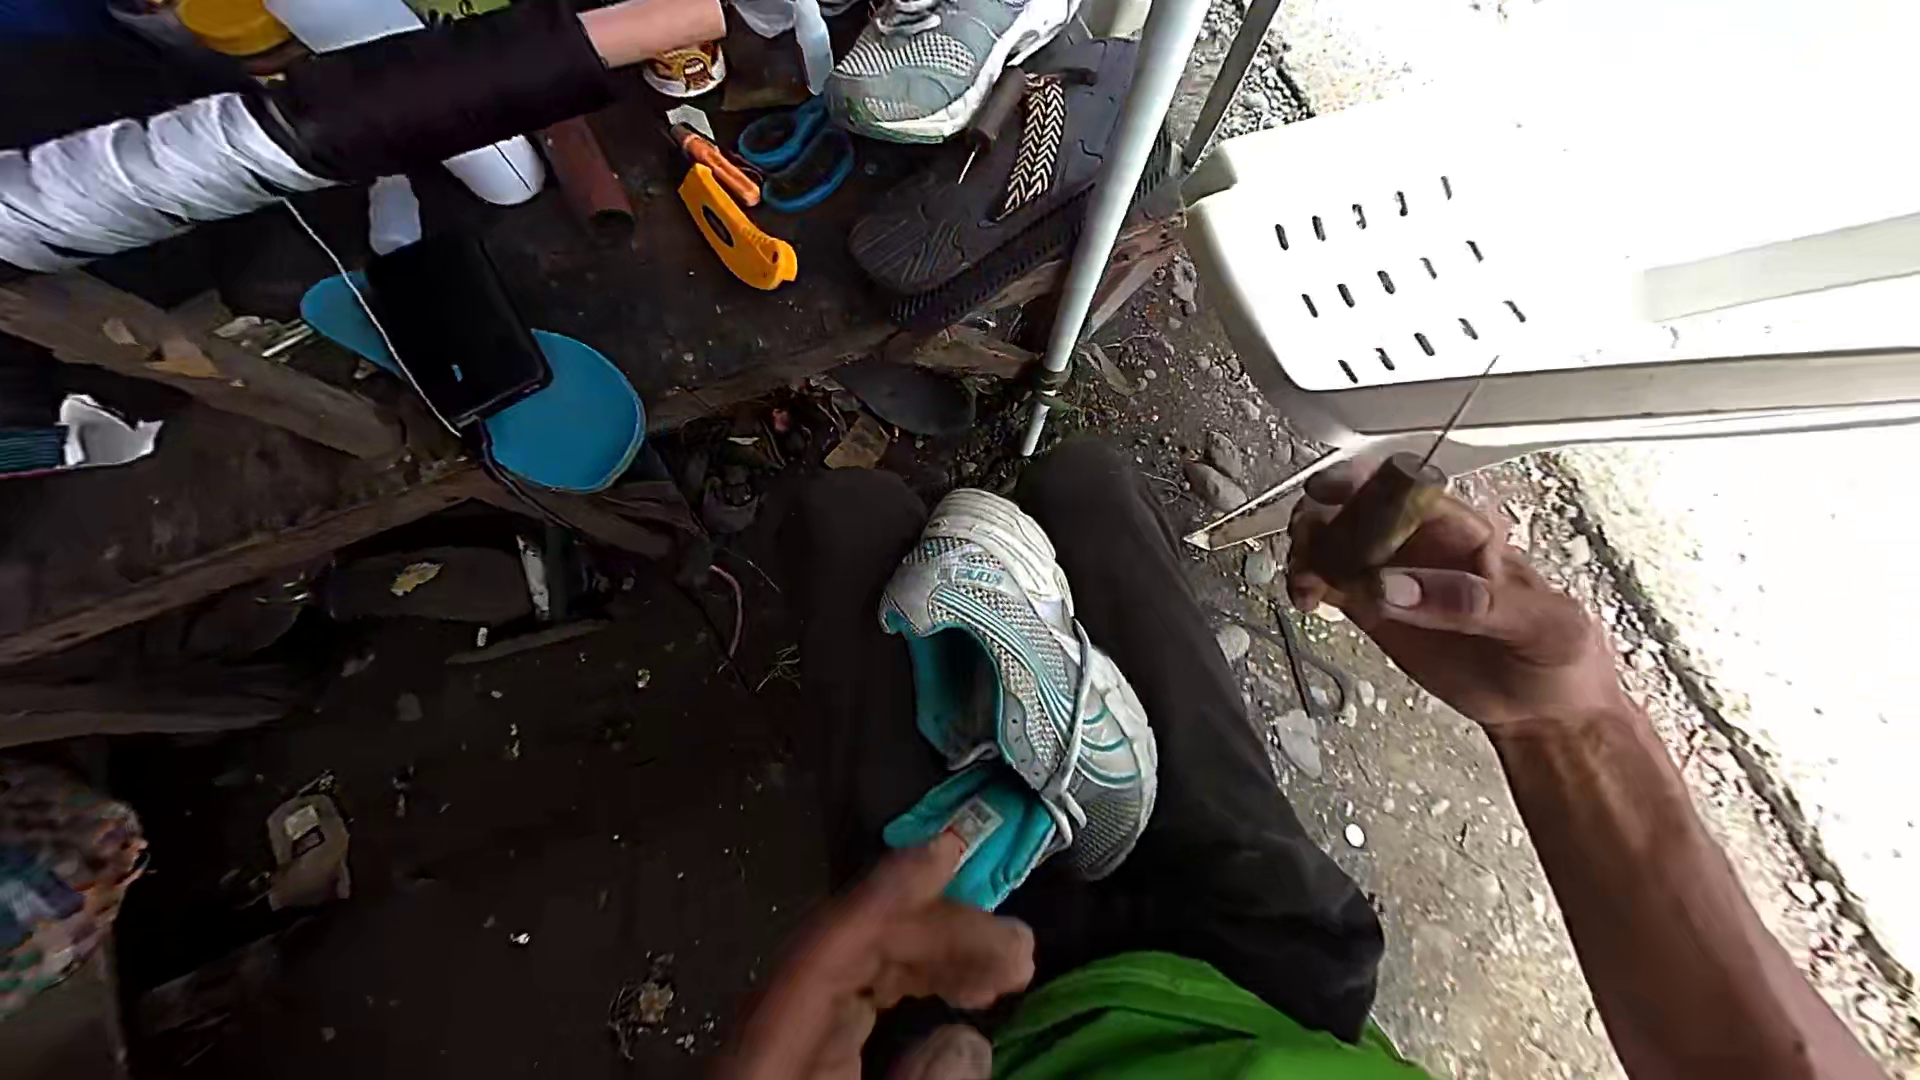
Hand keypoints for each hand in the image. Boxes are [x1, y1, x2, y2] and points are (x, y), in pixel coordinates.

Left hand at [716, 833, 1034, 1079]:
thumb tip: (967, 1044)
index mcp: (772, 1048)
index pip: (831, 945)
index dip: (890, 889)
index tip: (948, 854)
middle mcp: (779, 1030)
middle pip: (861, 946)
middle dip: (942, 932)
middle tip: (1016, 948)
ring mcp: (792, 1044)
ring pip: (869, 969)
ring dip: (938, 955)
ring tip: (1006, 963)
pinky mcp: (810, 1063)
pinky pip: (869, 1003)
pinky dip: (918, 989)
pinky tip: (961, 996)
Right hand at [1286, 459, 1627, 733]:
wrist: (1540, 708)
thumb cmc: (1558, 657)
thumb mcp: (1541, 625)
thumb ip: (1472, 601)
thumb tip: (1392, 585)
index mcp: (1464, 532)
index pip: (1406, 489)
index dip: (1362, 482)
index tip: (1329, 493)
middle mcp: (1418, 544)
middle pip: (1352, 509)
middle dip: (1319, 519)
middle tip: (1309, 546)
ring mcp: (1387, 573)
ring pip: (1329, 542)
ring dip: (1305, 553)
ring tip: (1305, 582)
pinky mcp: (1366, 604)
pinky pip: (1323, 580)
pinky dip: (1304, 583)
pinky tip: (1307, 599)